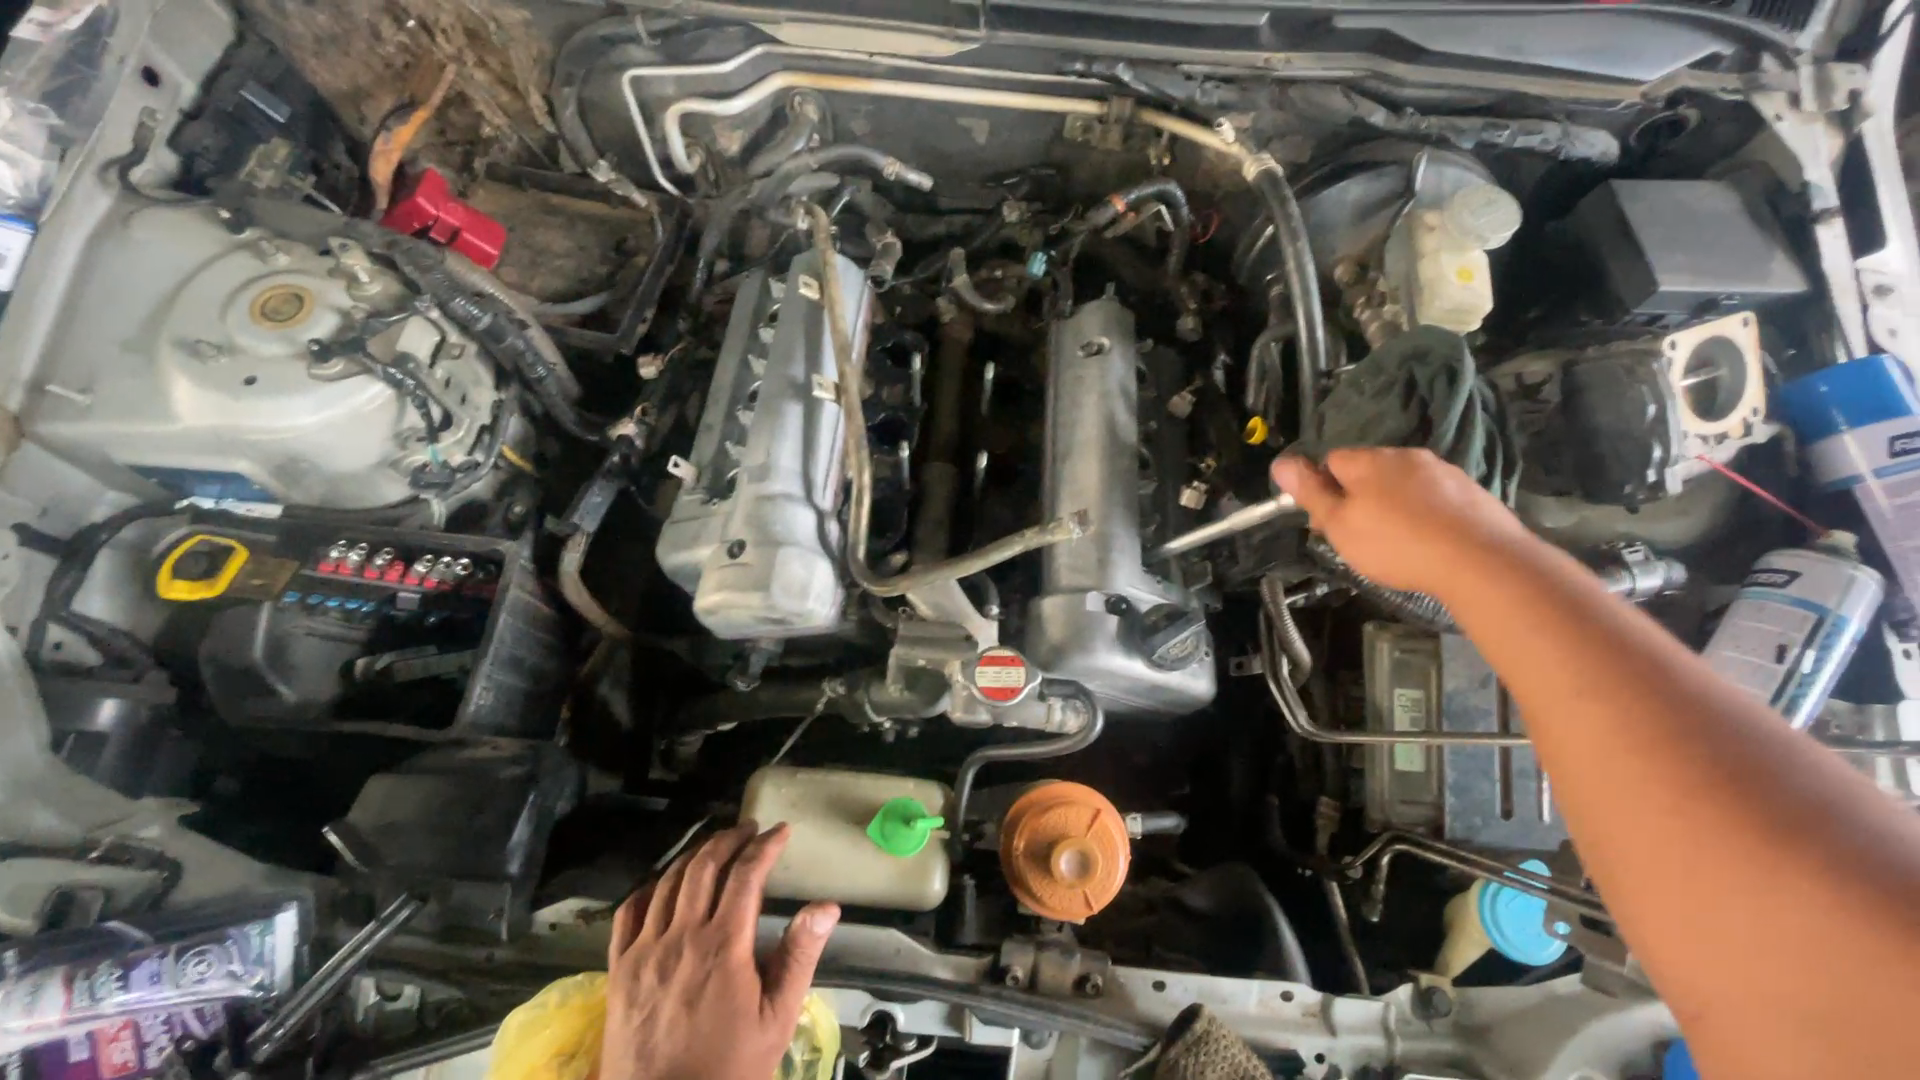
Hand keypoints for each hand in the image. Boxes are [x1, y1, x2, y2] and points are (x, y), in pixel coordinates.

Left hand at [601, 822, 840, 1079]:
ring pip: (667, 881)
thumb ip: (800, 957)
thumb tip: (826, 907)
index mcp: (724, 945)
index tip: (781, 832)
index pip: (746, 875)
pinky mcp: (619, 969)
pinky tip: (663, 882)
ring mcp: (645, 951)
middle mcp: (681, 936)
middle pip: (704, 866)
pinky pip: (628, 912)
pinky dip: (649, 886)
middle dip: (730, 839)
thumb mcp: (777, 1018)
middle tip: (749, 830)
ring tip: (714, 847)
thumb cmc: (729, 1067)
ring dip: (694, 855)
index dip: (766, 846)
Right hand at [1271, 448, 1536, 596]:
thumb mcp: (1340, 524)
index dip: (1323, 490)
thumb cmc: (1396, 543)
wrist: (1480, 560)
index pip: (1331, 461)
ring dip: (1392, 505)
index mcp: (1369, 461)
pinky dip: (1424, 514)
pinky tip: (1428, 541)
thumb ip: (1310, 492)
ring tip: (1395, 542)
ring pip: (1402, 484)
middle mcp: (1406, 456)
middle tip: (1357, 537)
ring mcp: (1442, 471)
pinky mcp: (1470, 492)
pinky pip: (1433, 498)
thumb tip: (1280, 462)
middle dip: (1357, 497)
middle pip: (1367, 471)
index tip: (1327, 523)